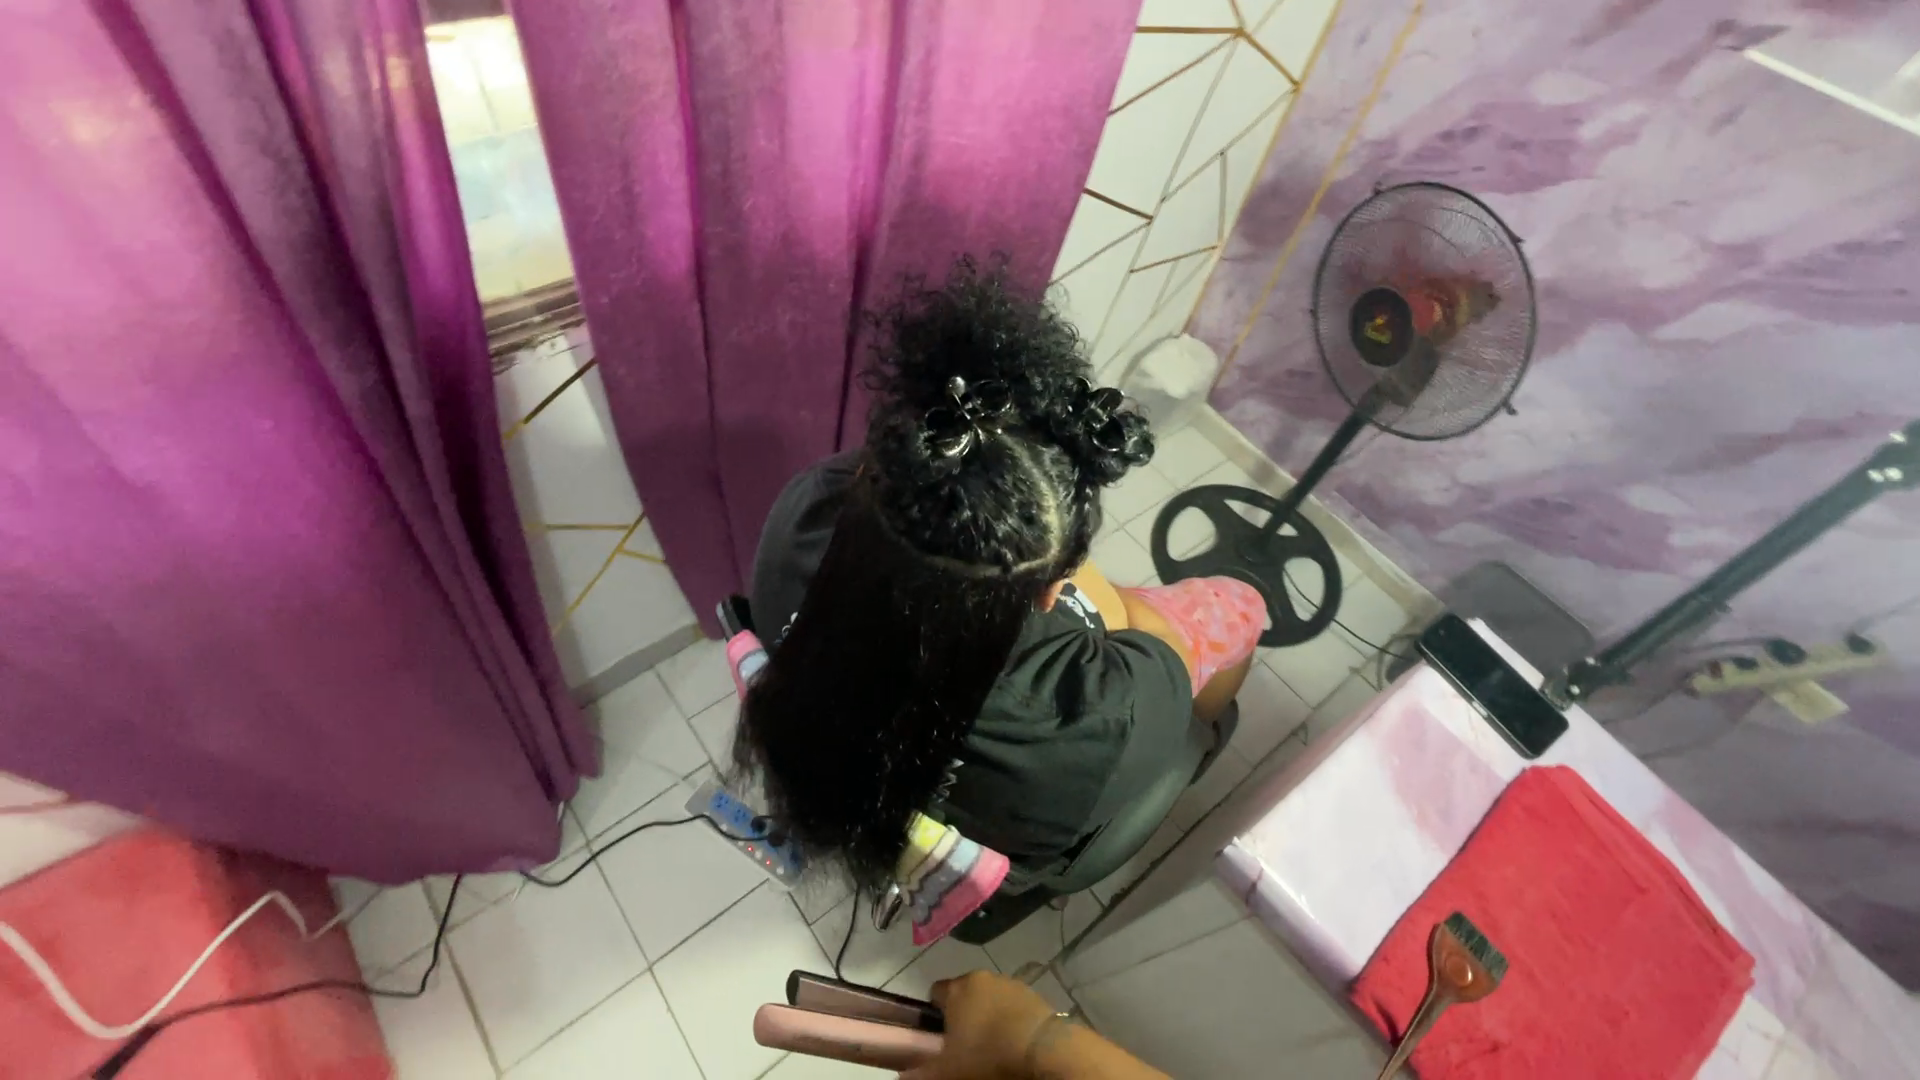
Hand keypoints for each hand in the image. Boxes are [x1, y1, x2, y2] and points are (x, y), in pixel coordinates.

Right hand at [900, 972, 1056, 1079]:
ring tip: (992, 1046)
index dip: (934, 1013)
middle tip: (964, 1046)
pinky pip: (1013, 1005)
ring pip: (990, 998)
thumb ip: (920, 1074)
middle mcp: (981, 978)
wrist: (1041, 1049)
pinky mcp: (1033, 993)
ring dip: (988, 1016)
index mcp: (957, 989)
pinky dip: (1010, 1019)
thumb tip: (902, 1078)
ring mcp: (1009, 983)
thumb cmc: (986, 1057)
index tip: (938, 1036)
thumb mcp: (948, 1073)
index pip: (936, 992)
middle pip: (964, 994)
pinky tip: (1013, 1042)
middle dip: (962, 1016)